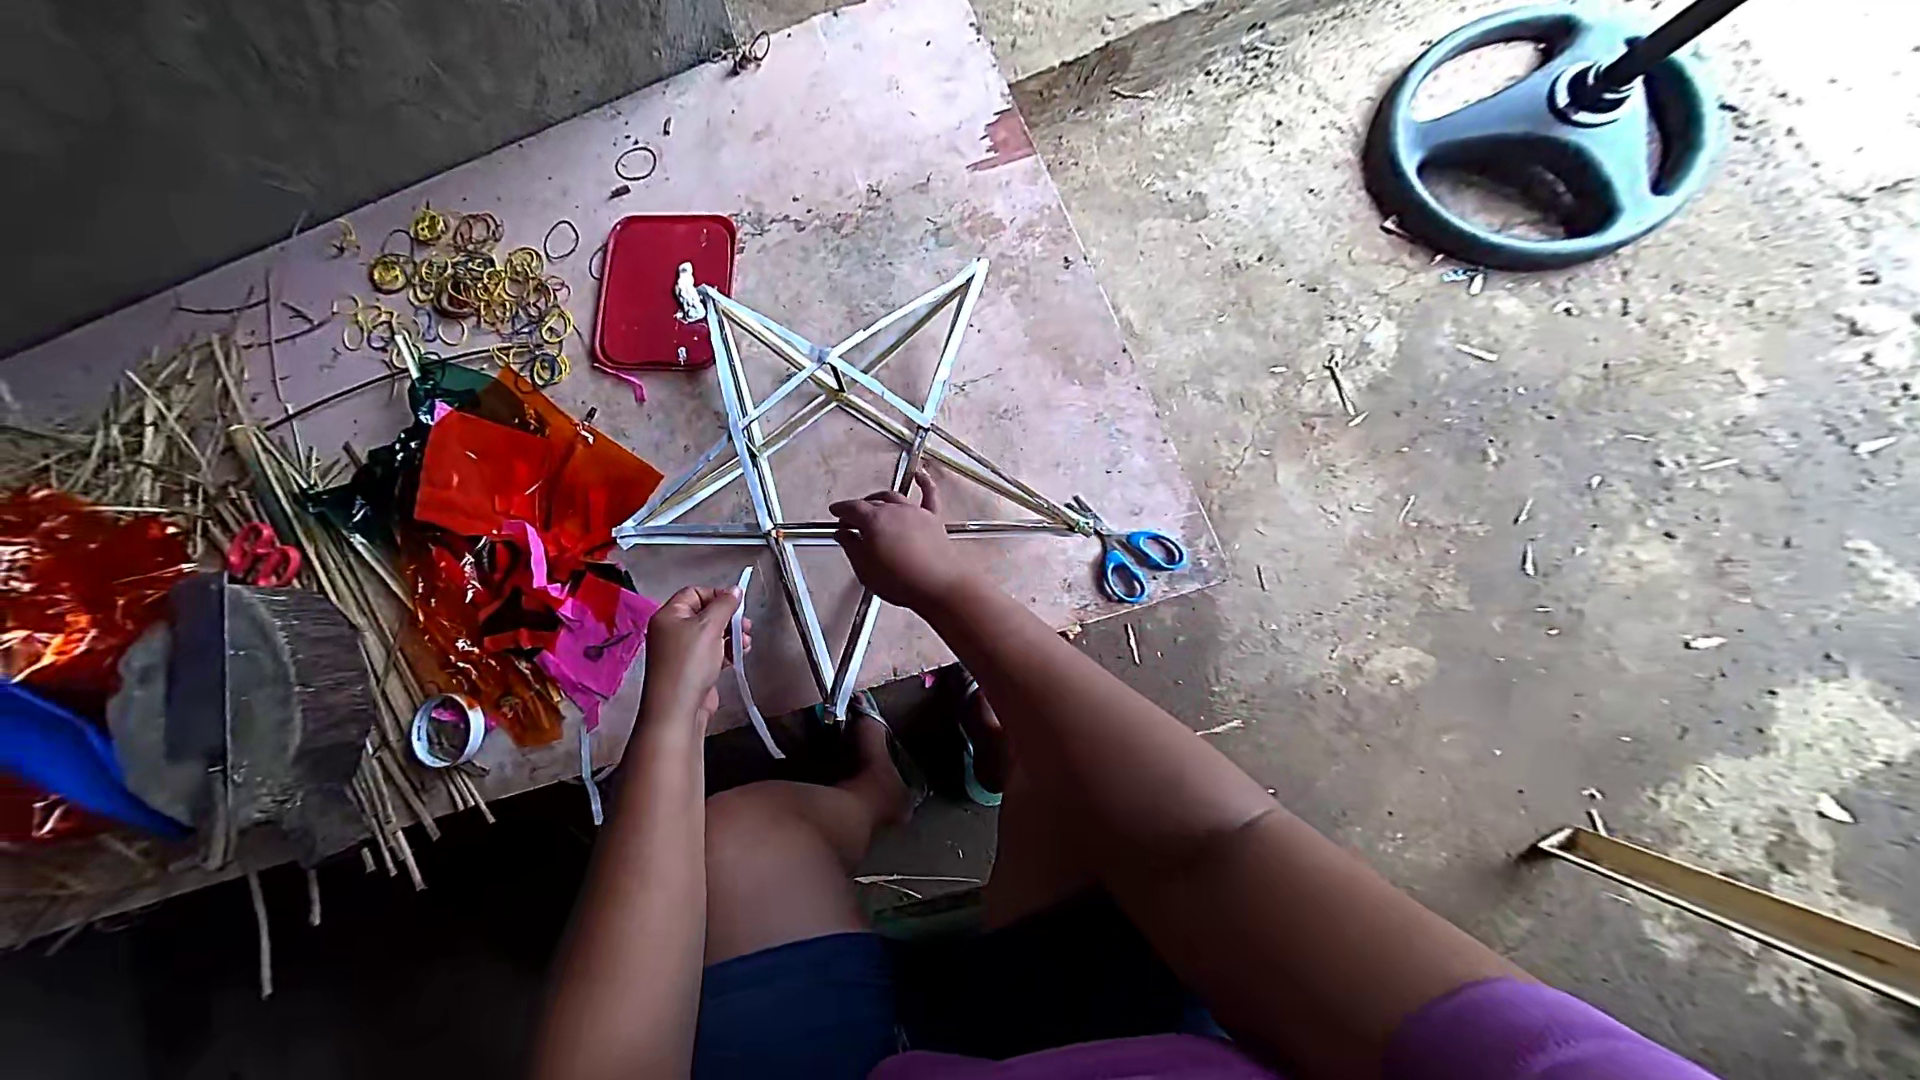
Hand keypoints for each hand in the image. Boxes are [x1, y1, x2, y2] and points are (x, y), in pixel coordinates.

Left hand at [641, 585, 748, 731]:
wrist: (678, 708)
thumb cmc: (689, 663)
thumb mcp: (709, 627)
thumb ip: (724, 605)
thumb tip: (735, 590)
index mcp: (669, 615)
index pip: (694, 592)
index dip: (717, 595)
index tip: (737, 604)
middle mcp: (673, 630)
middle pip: (706, 613)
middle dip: (729, 617)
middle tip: (745, 624)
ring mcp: (683, 650)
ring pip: (713, 633)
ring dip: (733, 634)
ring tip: (746, 641)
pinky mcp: (694, 667)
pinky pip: (714, 650)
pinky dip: (728, 649)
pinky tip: (740, 653)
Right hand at [830, 470, 976, 610]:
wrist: (938, 586)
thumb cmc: (903, 581)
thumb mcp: (865, 569)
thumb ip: (851, 547)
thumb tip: (843, 535)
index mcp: (874, 520)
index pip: (851, 508)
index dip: (841, 510)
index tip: (836, 513)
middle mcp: (895, 511)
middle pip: (871, 504)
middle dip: (858, 510)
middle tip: (851, 520)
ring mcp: (915, 513)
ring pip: (894, 498)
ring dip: (880, 499)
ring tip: (873, 504)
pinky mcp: (933, 519)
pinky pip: (929, 494)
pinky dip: (924, 482)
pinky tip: (920, 475)